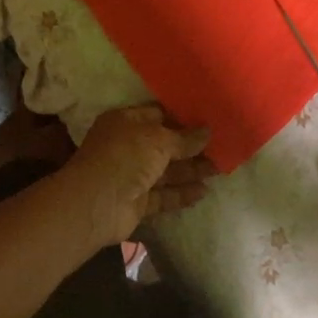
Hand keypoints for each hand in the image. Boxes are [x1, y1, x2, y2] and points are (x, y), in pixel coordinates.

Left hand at [58, 105, 213, 246]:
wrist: (96, 204)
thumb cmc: (125, 156)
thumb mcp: (157, 139)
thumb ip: (183, 138)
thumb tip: (206, 132)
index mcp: (125, 122)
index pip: (157, 114)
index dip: (181, 117)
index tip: (207, 118)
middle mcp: (128, 146)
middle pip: (164, 144)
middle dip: (191, 146)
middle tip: (220, 145)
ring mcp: (132, 175)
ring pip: (166, 171)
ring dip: (191, 170)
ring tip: (220, 168)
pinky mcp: (137, 202)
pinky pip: (164, 195)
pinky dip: (181, 193)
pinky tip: (204, 191)